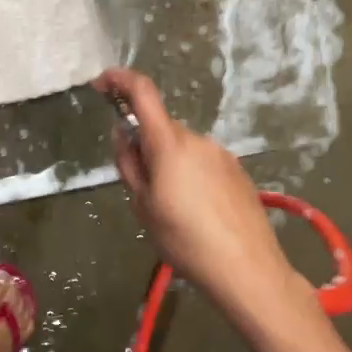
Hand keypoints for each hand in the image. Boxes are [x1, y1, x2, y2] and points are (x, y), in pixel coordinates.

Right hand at [94, 68, 304, 313]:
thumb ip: (129, 163)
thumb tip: (123, 133)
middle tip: (140, 186)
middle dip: (145, 145)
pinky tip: (197, 212)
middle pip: (161, 128)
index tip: (101, 85)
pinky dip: (191, 174)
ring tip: (172, 208)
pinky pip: (203, 162)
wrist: (250, 272)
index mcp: (169, 143)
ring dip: (169, 163)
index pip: (142, 92)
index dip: (118, 79)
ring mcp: (221, 155)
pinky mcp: (238, 172)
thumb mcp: (142, 205)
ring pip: (182, 147)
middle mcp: (197, 139)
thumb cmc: (185, 240)